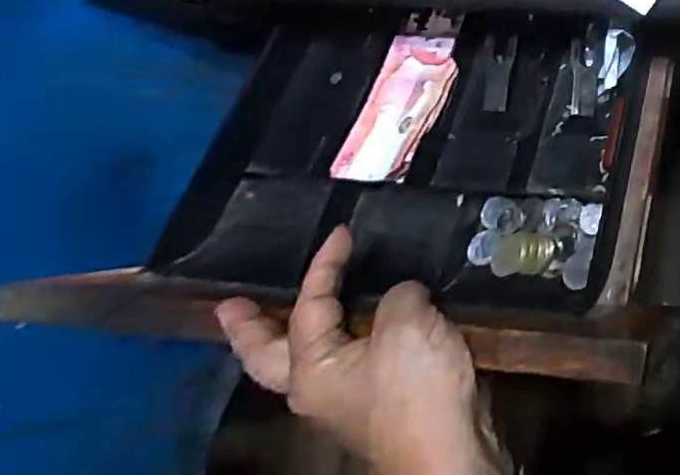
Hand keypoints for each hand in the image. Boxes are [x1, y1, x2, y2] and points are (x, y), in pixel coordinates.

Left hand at [215, 227, 508, 474]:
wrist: (450, 448)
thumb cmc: (414, 389)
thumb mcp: (404, 325)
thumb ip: (398, 294)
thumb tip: (403, 296)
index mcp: (312, 372)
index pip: (308, 306)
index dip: (323, 265)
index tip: (341, 231)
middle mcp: (320, 386)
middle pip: (271, 354)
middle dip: (249, 330)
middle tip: (228, 306)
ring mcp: (350, 394)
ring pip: (313, 353)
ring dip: (300, 328)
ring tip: (301, 304)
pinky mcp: (384, 395)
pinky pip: (355, 352)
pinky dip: (351, 330)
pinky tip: (368, 316)